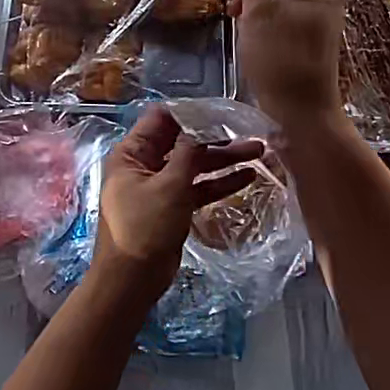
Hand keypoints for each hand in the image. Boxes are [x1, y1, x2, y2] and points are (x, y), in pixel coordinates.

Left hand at [95, 105, 263, 290]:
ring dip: (222, 160)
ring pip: (193, 166)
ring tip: (258, 152)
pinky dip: (218, 183)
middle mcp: (142, 165)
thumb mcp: (169, 185)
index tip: (222, 110)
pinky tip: (247, 177)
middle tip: (250, 133)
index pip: (161, 120)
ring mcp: (157, 187)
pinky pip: (196, 188)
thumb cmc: (145, 226)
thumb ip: (187, 153)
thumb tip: (200, 126)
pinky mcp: (171, 207)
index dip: (191, 113)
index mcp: (131, 153)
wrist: (132, 278)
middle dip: (215, 138)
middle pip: (181, 142)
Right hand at [227, 0, 345, 127]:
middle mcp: (321, 4)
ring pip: (271, 6)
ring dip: (252, 18)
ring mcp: (311, 27)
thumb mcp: (261, 9)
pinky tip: (254, 50)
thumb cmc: (282, 61)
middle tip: (241, 17)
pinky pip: (273, 28)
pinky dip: (258, 35)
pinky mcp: (299, 48)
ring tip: (248, 38)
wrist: (296, 115)